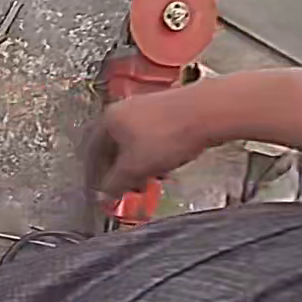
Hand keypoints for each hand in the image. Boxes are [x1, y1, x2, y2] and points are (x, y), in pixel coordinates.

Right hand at [84, 88, 213, 197]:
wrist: (208, 112)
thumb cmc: (166, 136)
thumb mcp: (134, 168)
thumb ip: (115, 184)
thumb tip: (104, 195)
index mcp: (107, 120)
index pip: (92, 152)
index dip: (96, 174)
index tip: (103, 189)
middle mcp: (123, 109)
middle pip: (115, 146)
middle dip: (121, 169)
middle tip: (127, 186)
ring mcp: (147, 105)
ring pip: (136, 140)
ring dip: (140, 162)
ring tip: (151, 177)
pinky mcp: (169, 107)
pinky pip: (154, 134)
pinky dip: (156, 151)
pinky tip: (168, 161)